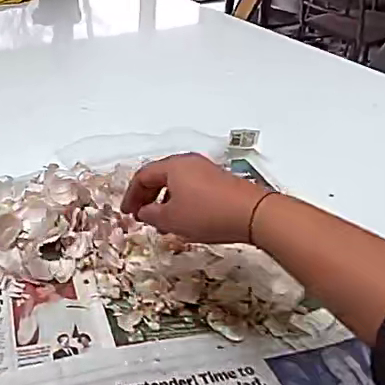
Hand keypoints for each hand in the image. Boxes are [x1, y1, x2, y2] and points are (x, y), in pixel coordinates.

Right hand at [120, 153, 270, 243]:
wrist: (256, 215)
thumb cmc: (208, 214)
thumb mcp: (172, 219)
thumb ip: (151, 215)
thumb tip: (144, 212)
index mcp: (172, 166)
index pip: (142, 176)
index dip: (131, 196)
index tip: (127, 212)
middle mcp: (188, 163)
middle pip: (159, 177)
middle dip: (147, 197)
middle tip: (141, 215)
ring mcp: (206, 170)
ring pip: (176, 183)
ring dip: (164, 201)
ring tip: (162, 221)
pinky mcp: (221, 181)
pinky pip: (192, 187)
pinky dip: (181, 201)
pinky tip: (185, 218)